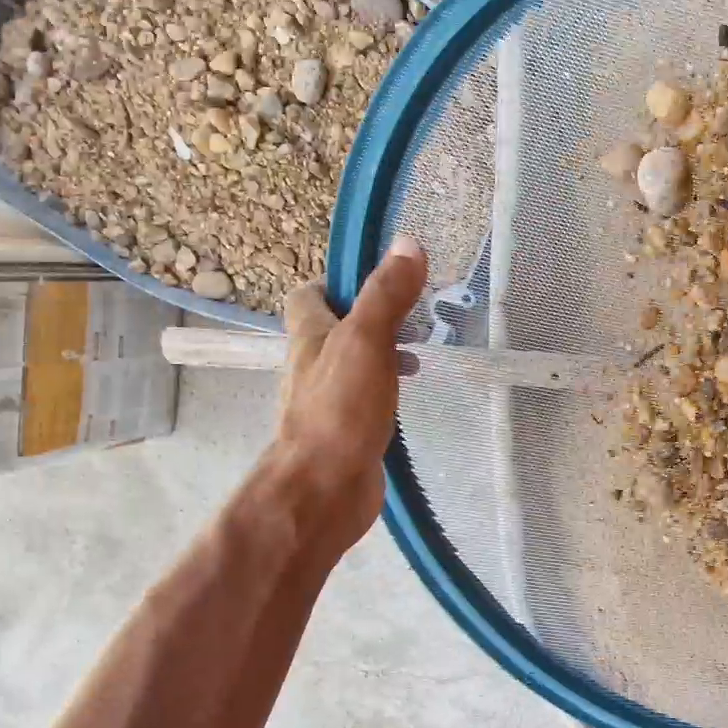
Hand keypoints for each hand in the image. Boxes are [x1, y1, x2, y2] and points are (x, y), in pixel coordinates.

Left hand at [271, 236, 427, 549]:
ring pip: (351, 365)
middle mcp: (311, 363)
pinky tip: (408, 402)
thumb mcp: (367, 342)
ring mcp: (327, 399)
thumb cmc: (340, 409)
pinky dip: (385, 392)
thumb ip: (387, 296)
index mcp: (309, 335)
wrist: (325, 484)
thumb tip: (408, 243)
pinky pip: (364, 399)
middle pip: (333, 330)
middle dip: (369, 321)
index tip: (378, 282)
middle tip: (412, 322)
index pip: (309, 296)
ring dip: (380, 357)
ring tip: (419, 360)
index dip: (339, 284)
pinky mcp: (346, 429)